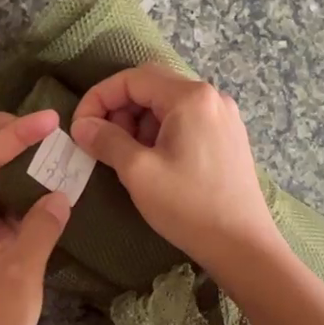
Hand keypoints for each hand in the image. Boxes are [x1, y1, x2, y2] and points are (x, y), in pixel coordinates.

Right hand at [70, 65, 281, 270]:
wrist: (243, 246)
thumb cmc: (188, 206)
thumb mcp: (138, 172)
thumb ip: (106, 140)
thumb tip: (81, 126)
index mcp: (190, 97)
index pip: (132, 79)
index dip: (98, 98)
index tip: (80, 127)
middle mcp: (211, 96)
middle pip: (151, 86)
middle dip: (118, 109)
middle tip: (101, 141)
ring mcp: (223, 116)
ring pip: (166, 103)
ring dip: (137, 122)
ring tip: (125, 155)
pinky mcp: (227, 135)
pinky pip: (184, 119)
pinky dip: (159, 131)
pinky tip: (152, 160)